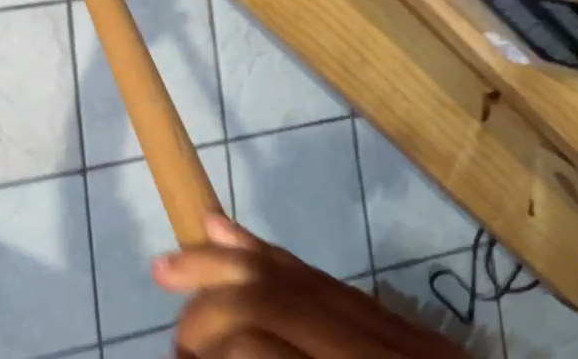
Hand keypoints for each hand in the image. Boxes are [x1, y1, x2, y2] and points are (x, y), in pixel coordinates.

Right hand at [155, 216, 467, 358]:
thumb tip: (219, 350)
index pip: (258, 348)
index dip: (208, 346)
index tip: (177, 357)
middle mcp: (383, 356)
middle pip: (270, 298)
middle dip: (205, 309)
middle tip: (174, 339)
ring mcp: (402, 337)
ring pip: (292, 273)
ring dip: (222, 264)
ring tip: (170, 267)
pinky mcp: (407, 328)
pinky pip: (323, 277)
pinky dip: (266, 255)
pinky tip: (221, 231)